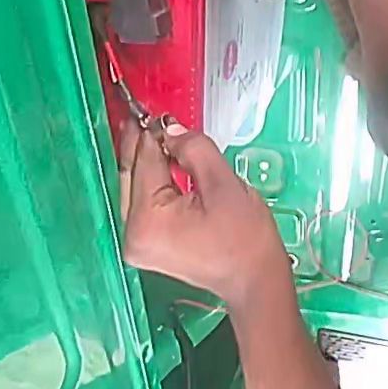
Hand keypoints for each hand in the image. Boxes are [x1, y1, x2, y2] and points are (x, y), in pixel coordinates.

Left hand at [119, 117, 294, 311]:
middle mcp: (131, 233)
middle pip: (131, 175)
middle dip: (142, 143)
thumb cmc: (246, 236)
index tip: (160, 108)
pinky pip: (145, 202)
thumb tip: (171, 129)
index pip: (145, 162)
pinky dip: (155, 180)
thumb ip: (194, 149)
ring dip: (147, 159)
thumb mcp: (224, 184)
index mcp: (147, 220)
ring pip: (136, 187)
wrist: (256, 280)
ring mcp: (136, 242)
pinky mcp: (148, 244)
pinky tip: (164, 161)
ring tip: (157, 131)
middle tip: (147, 112)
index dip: (154, 132)